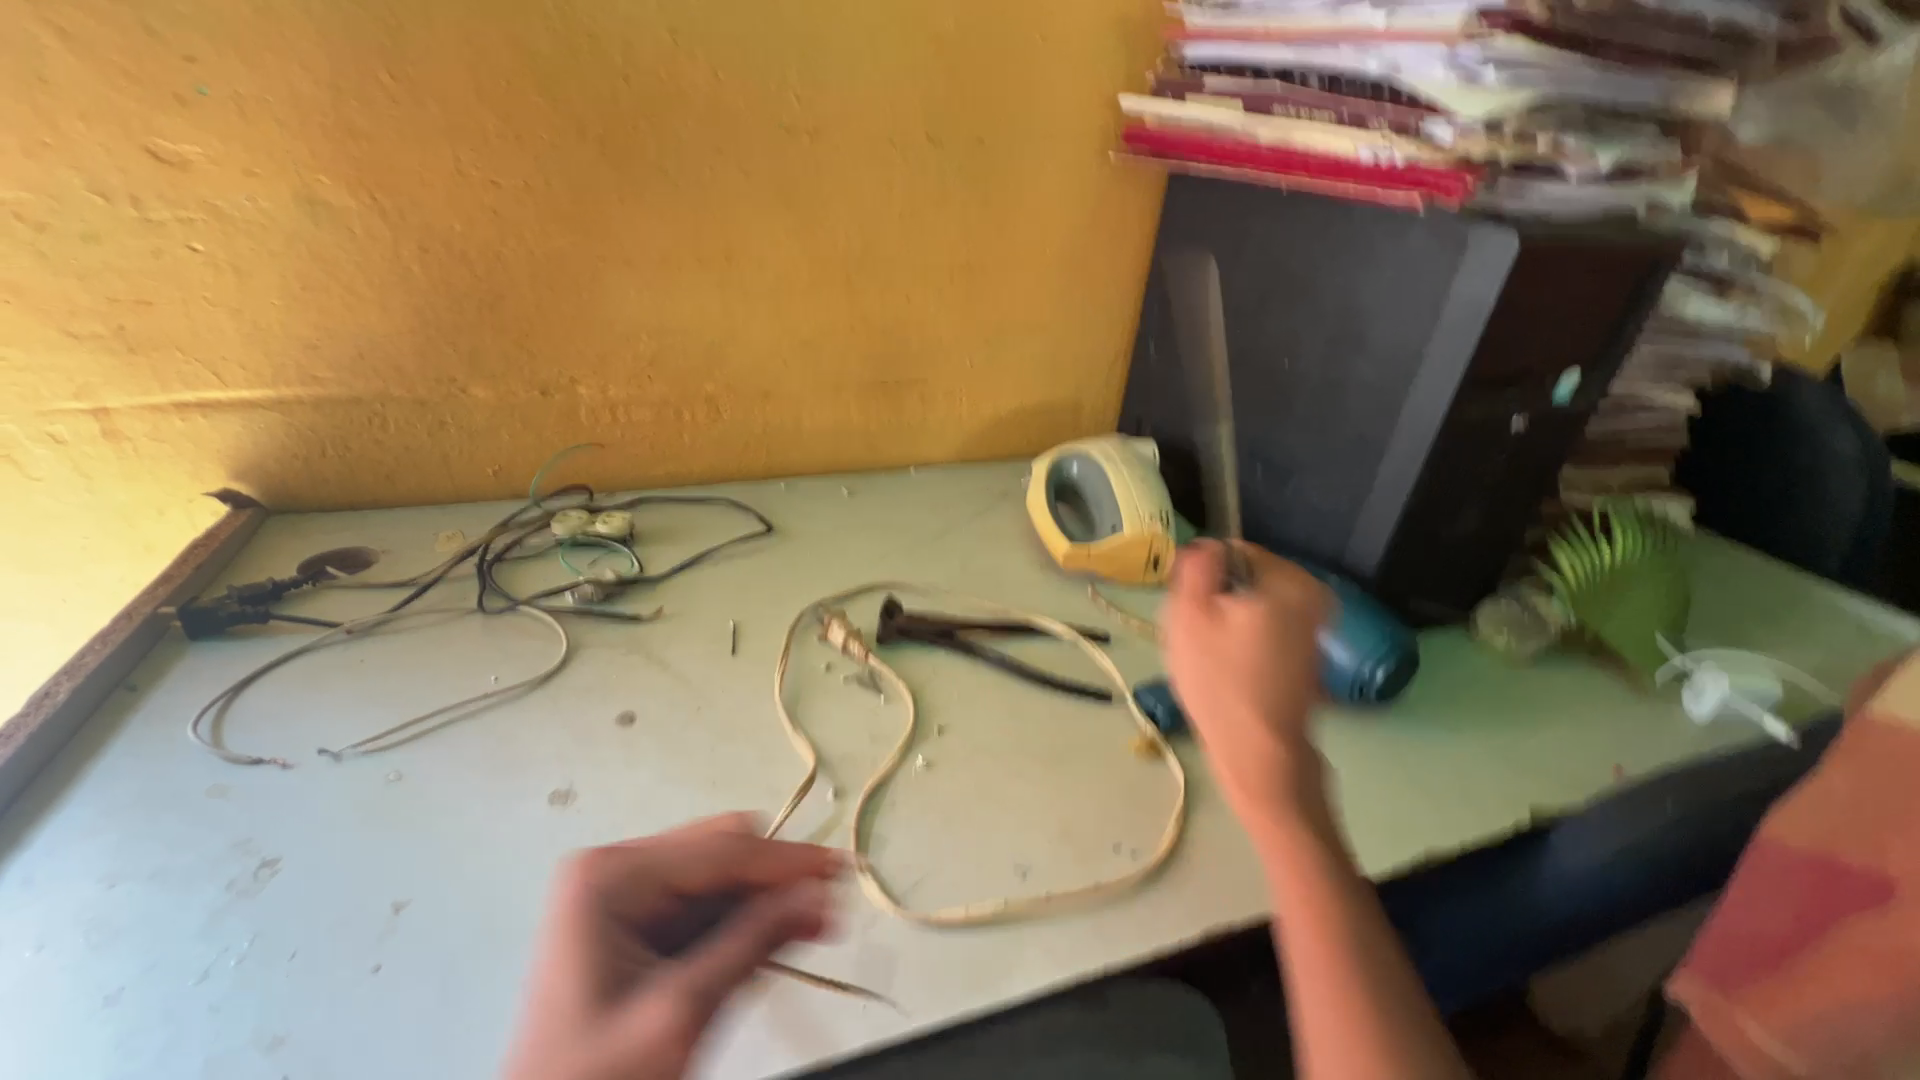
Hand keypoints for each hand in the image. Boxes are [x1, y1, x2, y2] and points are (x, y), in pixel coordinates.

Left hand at [504, 813, 842, 1079]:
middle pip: (724, 854)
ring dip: (766, 904)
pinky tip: (774, 946)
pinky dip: (744, 926)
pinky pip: (708, 910)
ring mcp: (626, 899)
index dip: (788, 861)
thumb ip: (752, 943)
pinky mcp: (638, 929)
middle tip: (828, 911)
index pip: (723, 850)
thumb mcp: (680, 1011)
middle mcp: (617, 872)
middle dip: (777, 880)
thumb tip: (817, 895)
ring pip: (722, 881)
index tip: (843, 871)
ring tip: (813, 930)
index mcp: (611, 877)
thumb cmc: (596, 1079)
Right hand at [1160, 539, 1332, 826]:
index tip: (1194, 612)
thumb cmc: (1219, 680)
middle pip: (1245, 580)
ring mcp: (1313, 628)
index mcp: (1288, 579)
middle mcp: (1312, 596)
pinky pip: (1264, 631)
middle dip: (1218, 602)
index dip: (1206, 579)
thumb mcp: (1189, 614)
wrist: (1258, 752)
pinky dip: (1245, 645)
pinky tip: (1230, 673)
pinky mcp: (1306, 656)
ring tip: (1213, 658)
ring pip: (1252, 607)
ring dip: (1228, 625)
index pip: (1234, 552)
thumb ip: (1198, 566)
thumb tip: (1208, 546)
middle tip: (1200, 638)